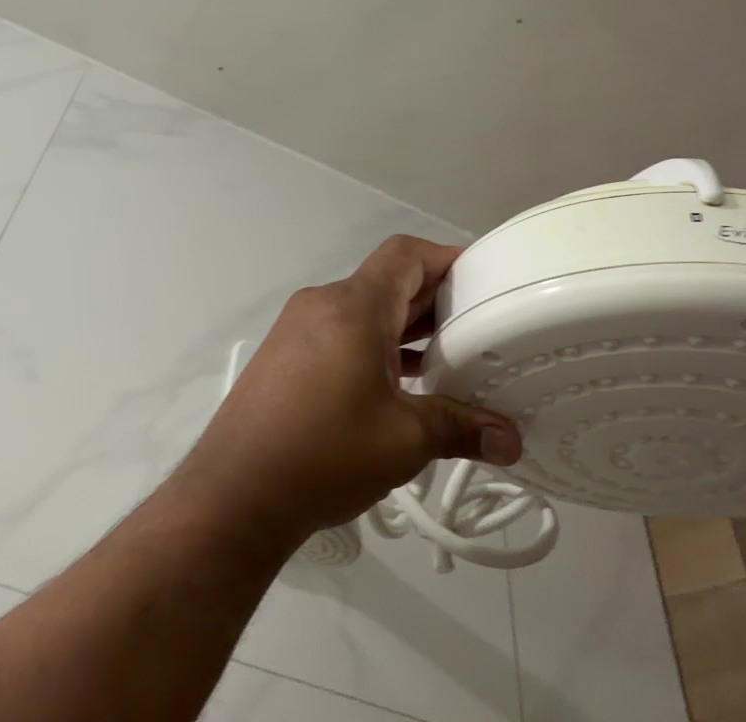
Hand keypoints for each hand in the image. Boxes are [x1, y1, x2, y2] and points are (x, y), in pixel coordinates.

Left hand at [173, 235, 523, 547]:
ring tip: (448, 362)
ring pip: (361, 312)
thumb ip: (460, 428)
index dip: (447, 259)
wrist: (236, 490)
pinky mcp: (283, 358)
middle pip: (385, 282)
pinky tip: (398, 388)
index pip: (405, 255)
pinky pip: (337, 335)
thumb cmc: (324, 452)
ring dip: (402, 330)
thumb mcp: (404, 440)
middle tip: (478, 330)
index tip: (482, 282)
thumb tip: (509, 440)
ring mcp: (296, 331)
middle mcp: (321, 306)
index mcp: (352, 307)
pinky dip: (372, 348)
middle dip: (432, 302)